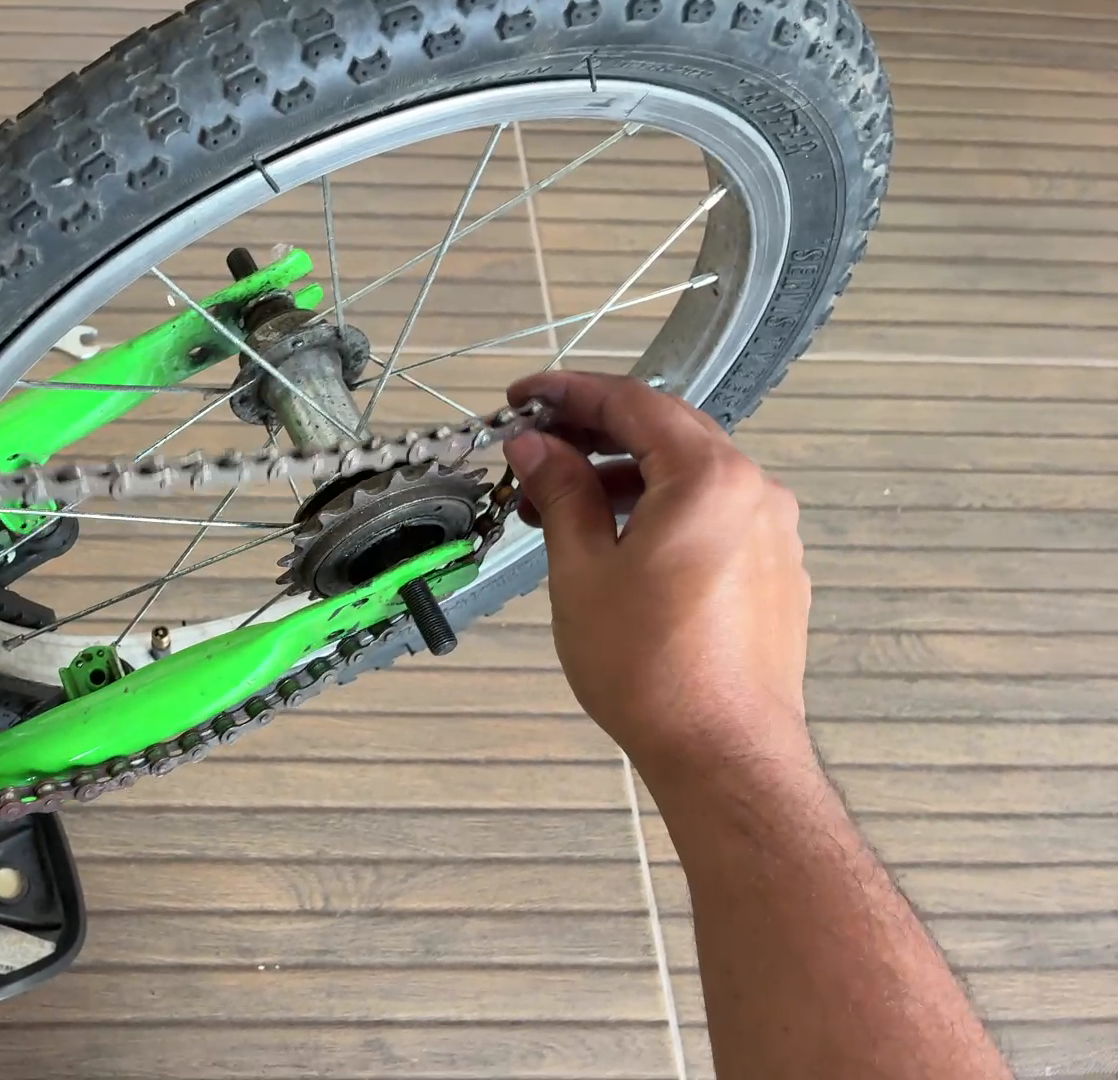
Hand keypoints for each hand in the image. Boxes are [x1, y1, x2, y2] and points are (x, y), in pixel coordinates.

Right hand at [501, 372, 812, 776]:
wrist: (722, 750)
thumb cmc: (640, 659)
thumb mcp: (581, 567)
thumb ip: (561, 491)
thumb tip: (532, 443)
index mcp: (708, 478)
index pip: (633, 403)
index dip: (568, 392)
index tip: (518, 397)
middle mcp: (753, 488)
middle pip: (663, 430)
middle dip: (589, 433)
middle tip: (528, 451)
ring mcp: (771, 529)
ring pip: (683, 472)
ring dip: (616, 474)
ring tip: (554, 506)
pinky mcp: (771, 566)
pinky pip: (705, 509)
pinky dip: (650, 504)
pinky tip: (608, 538)